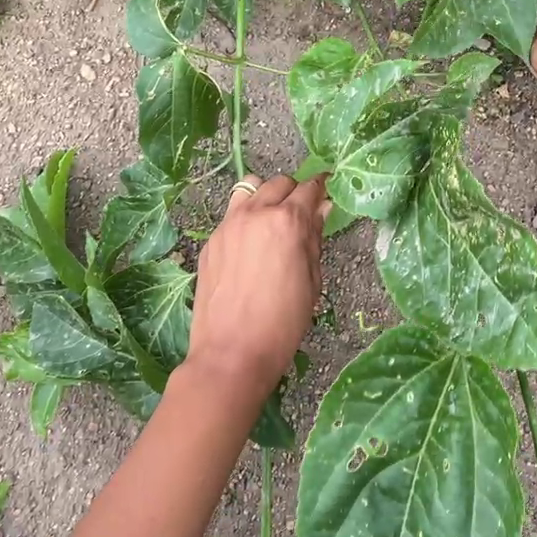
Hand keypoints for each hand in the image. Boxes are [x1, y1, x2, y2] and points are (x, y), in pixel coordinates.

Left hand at [186, 174, 328, 399]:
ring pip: (250, 188)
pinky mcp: (210, 241)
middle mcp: (256, 213)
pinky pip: (231, 215)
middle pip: (279, 183)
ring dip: (265, 196)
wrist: (231, 354)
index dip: (320, 188)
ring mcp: (228, 225)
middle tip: (300, 215)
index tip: (326, 191)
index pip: (308, 188)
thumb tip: (320, 209)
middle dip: (293, 192)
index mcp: (287, 221)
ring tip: (271, 221)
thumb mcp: (312, 281)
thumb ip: (314, 238)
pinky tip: (249, 246)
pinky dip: (245, 218)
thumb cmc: (282, 323)